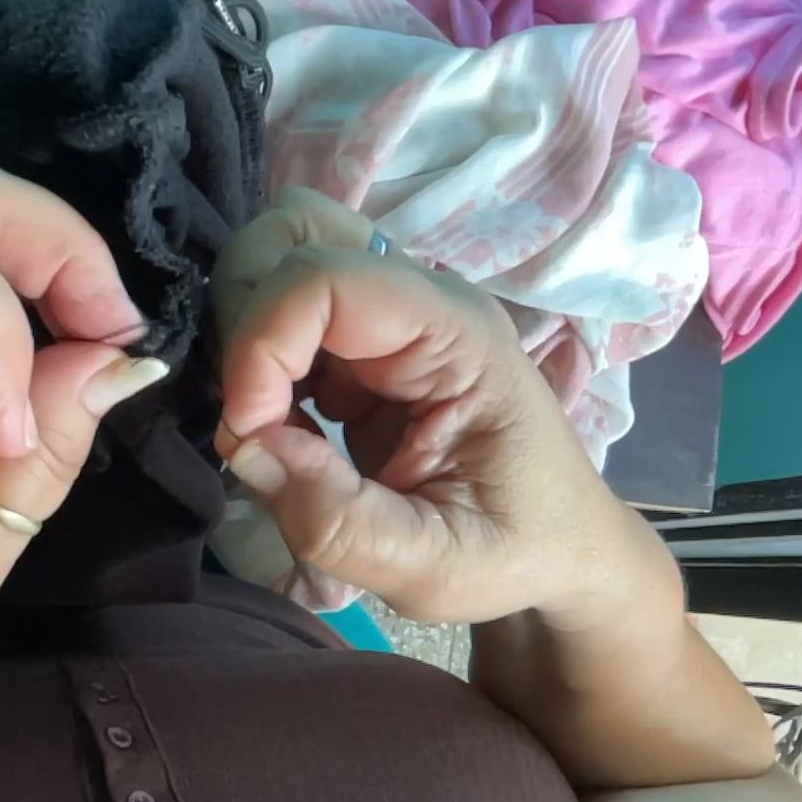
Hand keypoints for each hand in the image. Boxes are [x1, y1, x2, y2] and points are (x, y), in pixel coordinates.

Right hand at [211, 188, 678, 627]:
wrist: (558, 551)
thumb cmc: (517, 554)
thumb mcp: (435, 566)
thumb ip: (340, 521)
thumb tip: (243, 447)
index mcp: (456, 337)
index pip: (325, 278)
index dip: (262, 346)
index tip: (248, 434)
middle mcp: (422, 305)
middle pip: (295, 236)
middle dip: (243, 320)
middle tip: (248, 416)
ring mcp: (392, 323)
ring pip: (282, 264)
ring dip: (246, 339)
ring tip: (264, 424)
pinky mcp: (367, 354)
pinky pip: (287, 321)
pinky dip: (258, 367)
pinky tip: (282, 430)